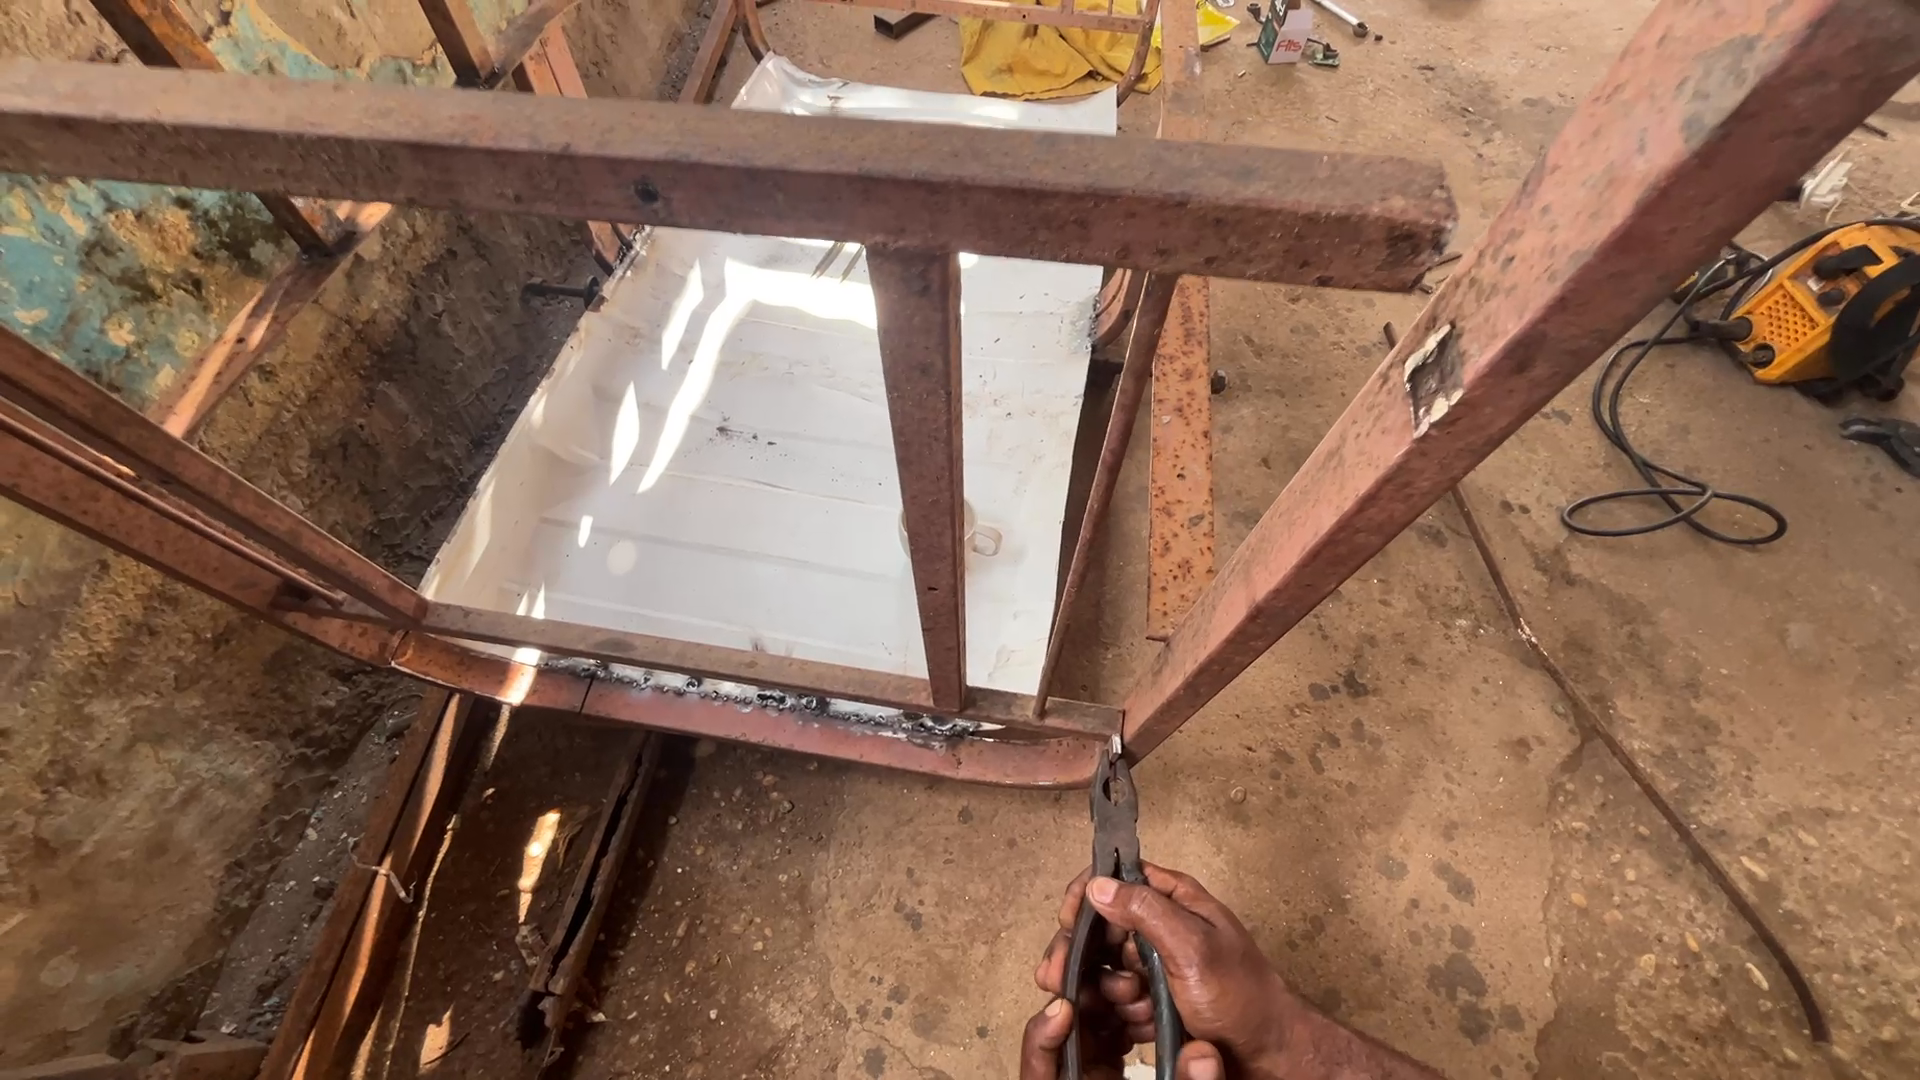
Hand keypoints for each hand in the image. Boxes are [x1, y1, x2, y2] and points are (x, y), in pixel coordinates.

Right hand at [1034, 864, 1299, 1075]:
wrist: (1271, 1059)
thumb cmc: (1244, 999)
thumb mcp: (1193, 948)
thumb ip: (1145, 910)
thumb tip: (1098, 884)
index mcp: (1173, 897)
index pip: (1115, 876)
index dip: (1087, 895)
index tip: (1069, 922)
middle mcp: (1162, 922)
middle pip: (1103, 922)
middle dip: (1090, 954)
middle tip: (1080, 979)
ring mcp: (1158, 960)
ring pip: (1108, 963)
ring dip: (1111, 989)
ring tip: (1136, 1006)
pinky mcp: (1156, 993)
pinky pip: (1121, 995)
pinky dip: (1124, 1011)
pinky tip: (1142, 1024)